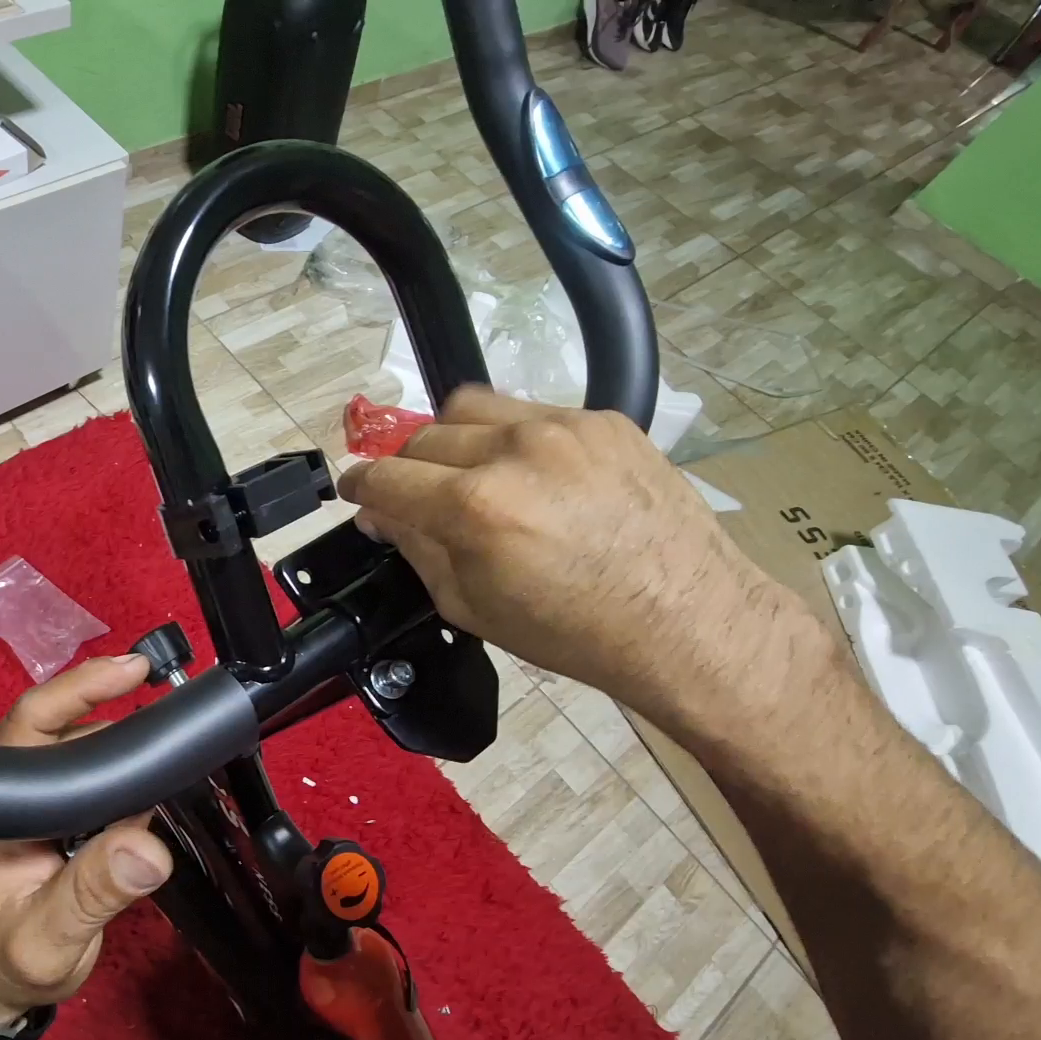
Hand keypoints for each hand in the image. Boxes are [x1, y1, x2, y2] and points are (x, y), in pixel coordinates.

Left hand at [0, 656, 174, 1024]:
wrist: (4, 983)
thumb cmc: (13, 961)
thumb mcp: (47, 940)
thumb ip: (90, 894)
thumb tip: (147, 848)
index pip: (30, 725)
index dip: (78, 692)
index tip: (131, 672)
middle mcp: (13, 789)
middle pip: (62, 723)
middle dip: (113, 700)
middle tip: (169, 698)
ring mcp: (40, 797)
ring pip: (85, 743)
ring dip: (127, 733)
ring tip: (174, 733)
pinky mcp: (67, 809)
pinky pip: (101, 773)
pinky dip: (130, 765)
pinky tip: (160, 769)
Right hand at [337, 387, 818, 721]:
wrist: (685, 620)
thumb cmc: (569, 631)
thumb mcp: (469, 604)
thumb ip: (415, 548)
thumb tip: (380, 512)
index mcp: (474, 507)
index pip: (384, 477)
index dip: (358, 485)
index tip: (355, 492)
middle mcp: (513, 452)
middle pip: (421, 436)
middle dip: (408, 468)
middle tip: (420, 498)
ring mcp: (563, 427)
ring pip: (470, 407)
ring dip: (454, 439)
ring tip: (473, 473)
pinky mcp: (604, 419)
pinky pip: (529, 413)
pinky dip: (512, 440)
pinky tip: (535, 476)